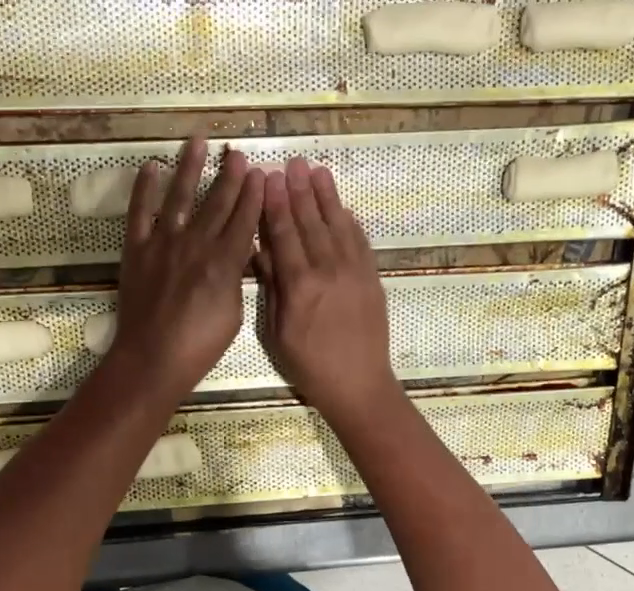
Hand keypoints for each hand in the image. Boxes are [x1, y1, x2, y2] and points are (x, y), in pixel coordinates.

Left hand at [107, 136, 264, 395]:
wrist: (153, 358)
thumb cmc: (199, 346)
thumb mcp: (232, 315)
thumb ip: (235, 281)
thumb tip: (237, 259)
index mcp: (224, 262)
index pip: (244, 220)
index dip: (254, 196)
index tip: (260, 174)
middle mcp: (196, 244)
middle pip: (217, 202)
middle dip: (230, 176)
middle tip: (237, 153)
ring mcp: (164, 243)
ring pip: (180, 196)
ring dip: (190, 167)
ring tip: (198, 141)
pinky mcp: (137, 250)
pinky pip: (140, 212)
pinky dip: (145, 188)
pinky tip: (152, 167)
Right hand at [256, 159, 400, 421]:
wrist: (358, 385)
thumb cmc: (309, 367)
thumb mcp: (278, 334)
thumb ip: (273, 289)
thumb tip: (262, 252)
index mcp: (299, 285)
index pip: (284, 233)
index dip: (275, 204)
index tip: (268, 178)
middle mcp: (328, 270)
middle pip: (311, 221)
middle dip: (299, 190)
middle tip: (290, 162)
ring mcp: (354, 272)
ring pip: (337, 224)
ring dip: (326, 196)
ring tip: (316, 170)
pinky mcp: (371, 278)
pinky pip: (360, 241)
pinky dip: (349, 221)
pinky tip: (342, 207)